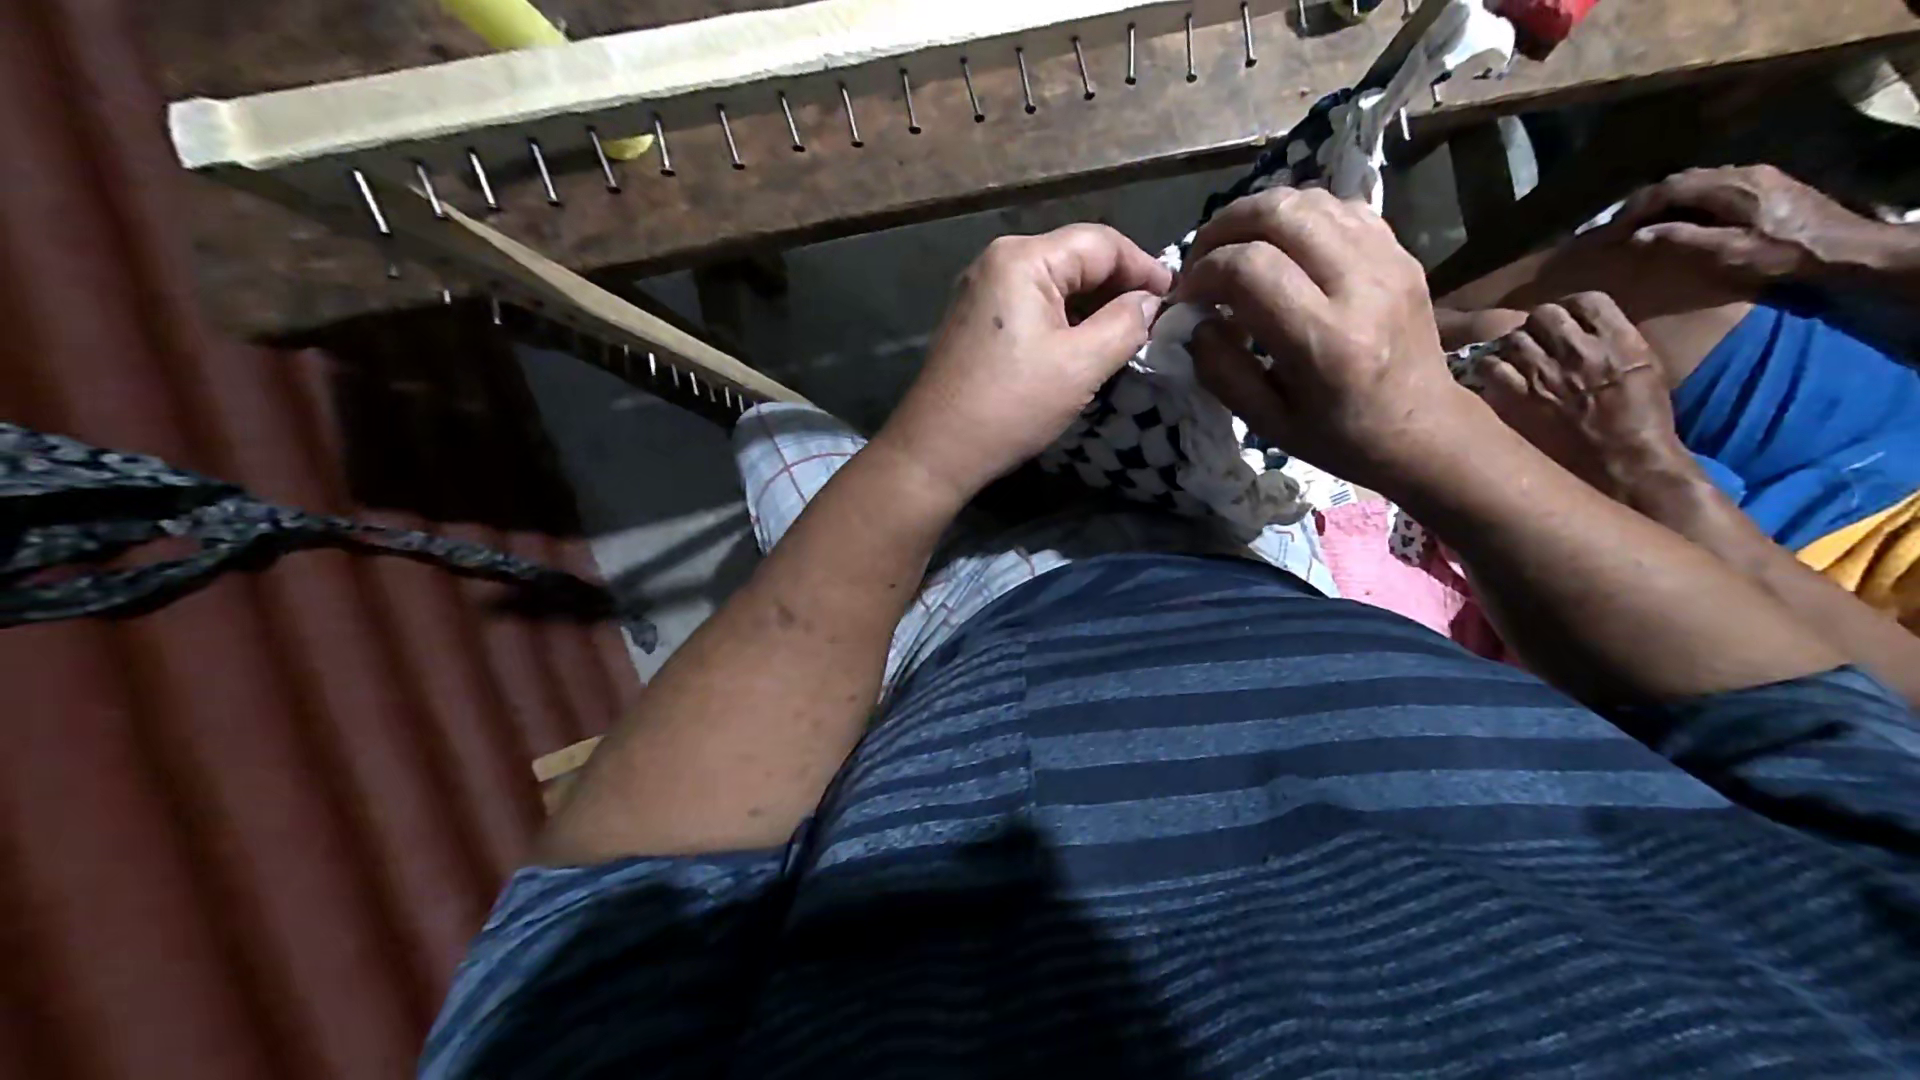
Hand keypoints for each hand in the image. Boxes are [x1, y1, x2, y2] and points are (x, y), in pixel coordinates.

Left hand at [875, 224, 1171, 502]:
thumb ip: (1125, 324)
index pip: (1101, 242)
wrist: (935, 451)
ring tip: (1123, 337)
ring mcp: (979, 292)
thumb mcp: (1081, 365)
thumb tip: (1148, 303)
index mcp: (1023, 259)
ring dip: (1091, 306)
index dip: (1144, 267)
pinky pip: (1030, 306)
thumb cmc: (1011, 405)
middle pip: (1074, 259)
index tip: (1174, 300)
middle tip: (1151, 322)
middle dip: (1117, 287)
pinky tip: (1081, 347)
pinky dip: (1061, 321)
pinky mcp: (973, 321)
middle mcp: (996, 261)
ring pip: (1052, 285)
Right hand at [1175, 186, 1485, 492]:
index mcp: (1324, 341)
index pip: (1249, 269)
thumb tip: (1198, 322)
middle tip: (1201, 262)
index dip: (1203, 273)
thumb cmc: (1337, 436)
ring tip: (1234, 250)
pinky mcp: (1399, 252)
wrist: (1421, 429)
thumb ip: (1221, 371)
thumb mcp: (1264, 422)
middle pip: (1278, 215)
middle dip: (1222, 229)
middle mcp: (1360, 287)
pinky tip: (1279, 248)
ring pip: (1308, 199)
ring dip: (1256, 216)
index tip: (1187, 297)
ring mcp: (1387, 261)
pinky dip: (1295, 218)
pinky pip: (1338, 207)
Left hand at [1480, 292, 1700, 505]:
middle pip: (1543, 315)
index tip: (1565, 322)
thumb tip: (1585, 330)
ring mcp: (1543, 373)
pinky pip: (1490, 368)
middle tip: (1536, 342)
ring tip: (1516, 361)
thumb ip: (1614, 343)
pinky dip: (1490, 368)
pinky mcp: (1515, 398)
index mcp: (1618, 340)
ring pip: (1512, 338)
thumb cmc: (1641, 419)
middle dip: (1537, 325)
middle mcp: (1578, 350)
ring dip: (1512, 347)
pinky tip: (1496, 378)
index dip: (1571, 308)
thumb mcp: (1642, 369)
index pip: (1587, 300)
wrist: (1621, 460)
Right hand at [1608, 165, 1886, 282]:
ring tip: (1638, 225)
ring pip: (1692, 181)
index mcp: (1731, 187)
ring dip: (1660, 201)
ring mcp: (1754, 175)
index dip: (1632, 210)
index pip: (1668, 189)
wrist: (1843, 247)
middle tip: (1616, 229)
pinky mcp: (1761, 183)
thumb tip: (1638, 235)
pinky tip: (1672, 218)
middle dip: (1642, 203)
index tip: (1608, 232)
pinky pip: (1708, 184)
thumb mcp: (1728, 251)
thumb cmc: (1783, 253)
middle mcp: (1741, 173)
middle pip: (1678, 180)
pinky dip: (1680, 199)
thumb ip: (1682, 239)